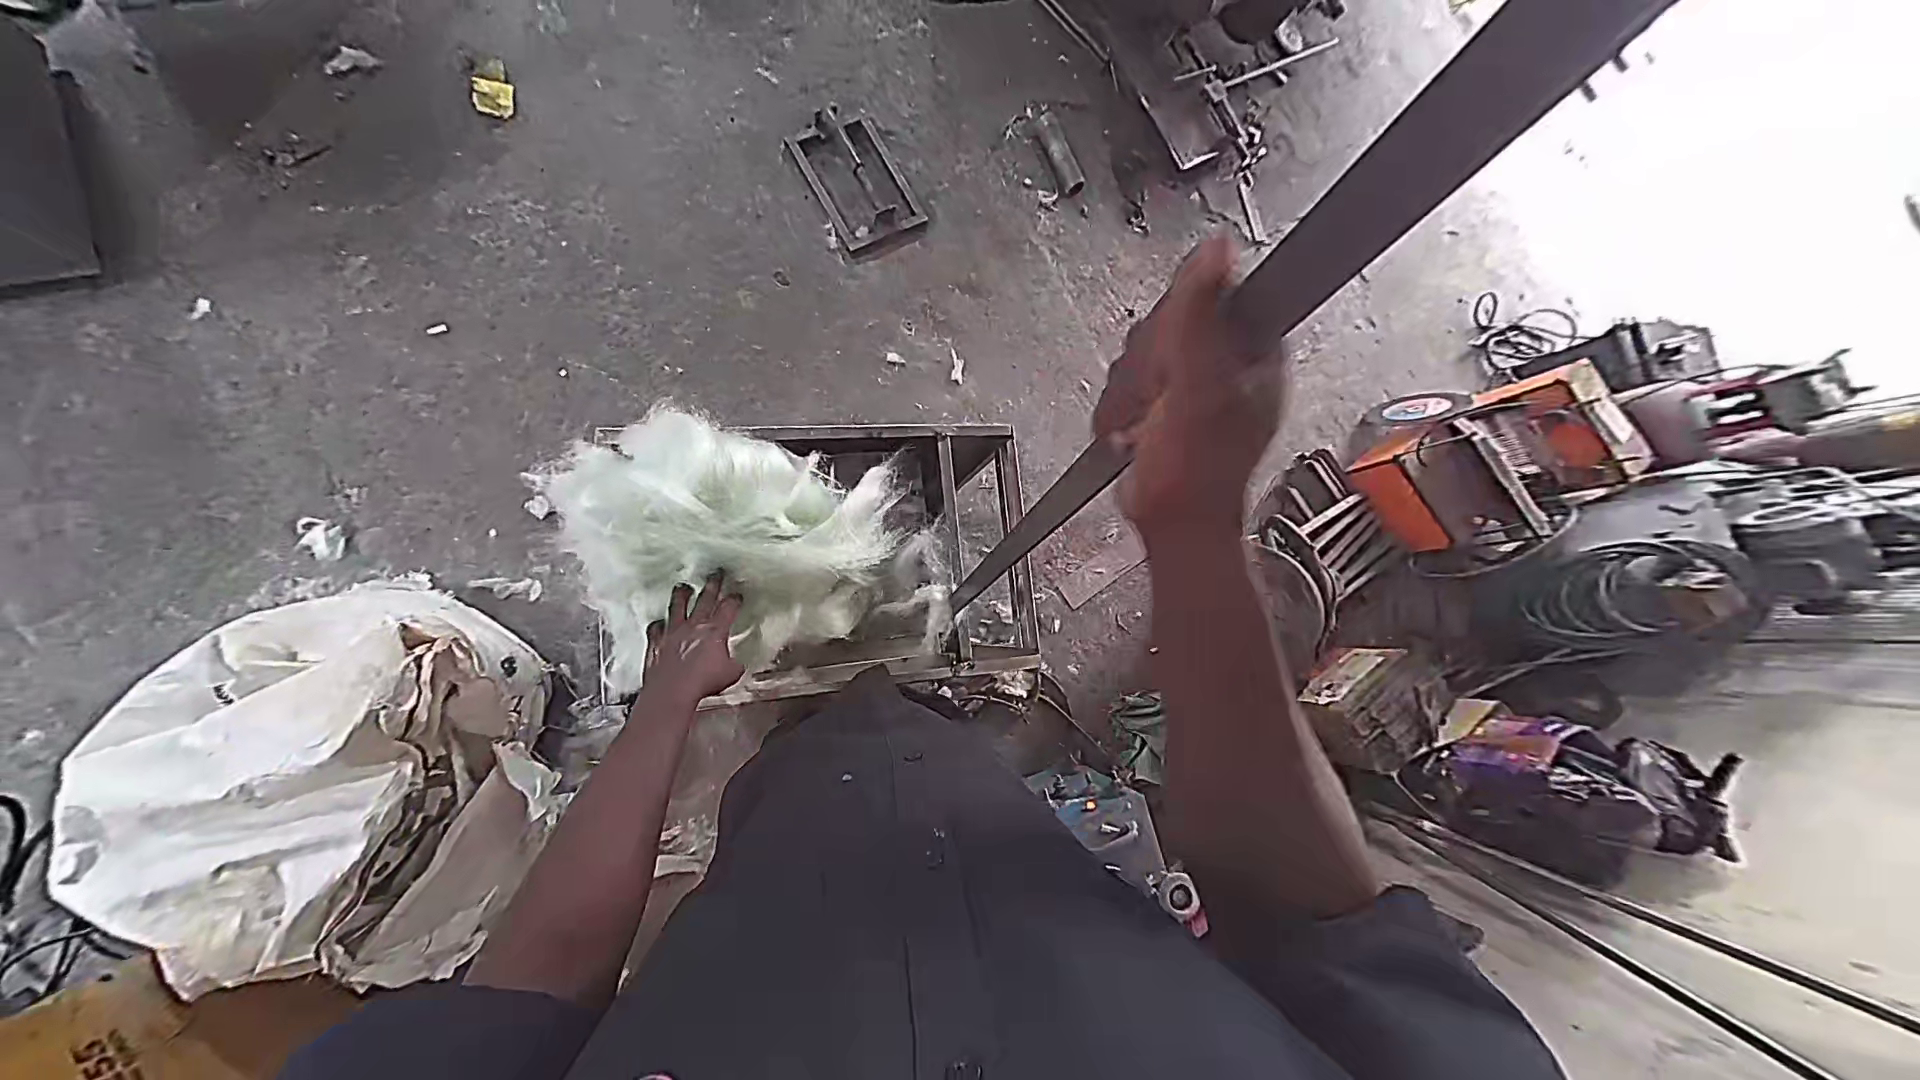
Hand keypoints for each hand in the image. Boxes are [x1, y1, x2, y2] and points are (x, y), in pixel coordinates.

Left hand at [642, 572, 744, 705]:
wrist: (672, 691)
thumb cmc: (702, 682)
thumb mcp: (731, 673)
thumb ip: (734, 664)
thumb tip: (735, 665)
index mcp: (715, 630)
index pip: (728, 607)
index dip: (734, 599)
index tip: (737, 595)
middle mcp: (694, 626)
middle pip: (705, 598)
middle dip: (713, 584)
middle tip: (716, 574)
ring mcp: (673, 632)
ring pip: (677, 606)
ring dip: (682, 595)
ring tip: (683, 586)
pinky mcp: (656, 642)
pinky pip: (656, 628)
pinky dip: (659, 624)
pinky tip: (659, 622)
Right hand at [1092, 236, 1285, 539]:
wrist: (1171, 523)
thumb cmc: (1196, 472)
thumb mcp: (1200, 388)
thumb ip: (1201, 319)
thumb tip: (1215, 250)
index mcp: (1253, 350)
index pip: (1206, 295)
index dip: (1176, 324)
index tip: (1174, 360)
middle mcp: (1225, 363)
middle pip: (1163, 326)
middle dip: (1148, 368)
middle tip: (1161, 398)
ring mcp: (1191, 385)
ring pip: (1138, 355)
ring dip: (1131, 394)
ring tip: (1147, 422)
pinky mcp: (1161, 405)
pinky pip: (1124, 383)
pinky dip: (1119, 410)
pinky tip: (1134, 430)